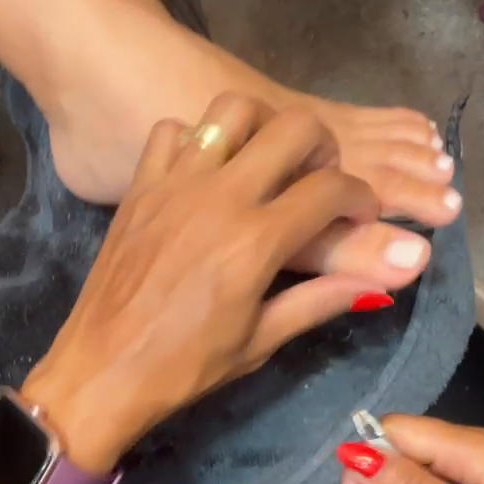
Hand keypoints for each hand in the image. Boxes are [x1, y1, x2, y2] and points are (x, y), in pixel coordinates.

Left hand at [20, 93, 397, 472]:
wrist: (103, 372)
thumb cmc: (182, 368)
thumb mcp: (257, 342)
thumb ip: (318, 301)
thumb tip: (381, 280)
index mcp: (255, 242)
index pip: (331, 189)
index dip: (360, 199)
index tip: (361, 217)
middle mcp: (220, 198)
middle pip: (294, 128)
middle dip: (323, 148)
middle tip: (319, 181)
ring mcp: (175, 185)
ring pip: (233, 111)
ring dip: (263, 126)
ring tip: (265, 163)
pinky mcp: (140, 188)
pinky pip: (173, 131)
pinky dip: (197, 138)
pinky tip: (204, 174)